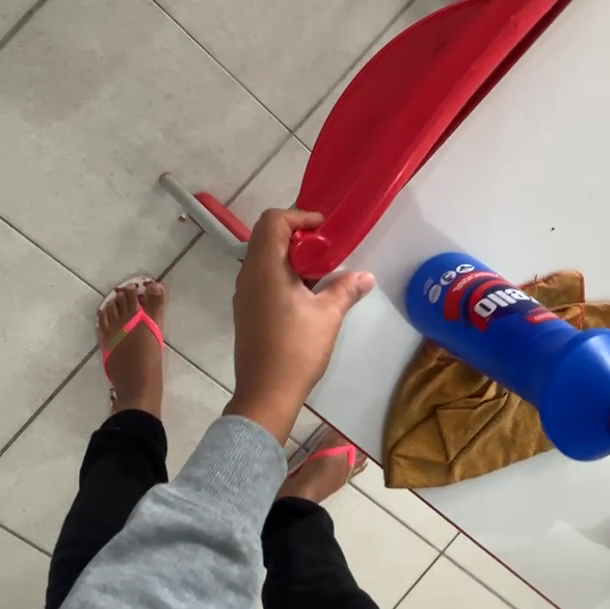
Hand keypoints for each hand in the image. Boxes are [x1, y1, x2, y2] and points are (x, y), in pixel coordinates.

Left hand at [225, 209, 374, 440]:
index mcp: (265, 267)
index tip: (324, 229)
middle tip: (325, 247)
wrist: (265, 392)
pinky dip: (282, 272)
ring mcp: (244, 292)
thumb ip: (346, 289)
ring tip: (319, 269)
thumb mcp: (328, 315)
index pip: (274, 221)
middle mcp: (248, 274)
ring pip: (263, 256)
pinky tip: (305, 292)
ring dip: (290, 254)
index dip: (299, 216)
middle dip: (296, 233)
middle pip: (266, 235)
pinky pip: (261, 276)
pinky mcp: (246, 308)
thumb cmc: (296, 349)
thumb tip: (366, 277)